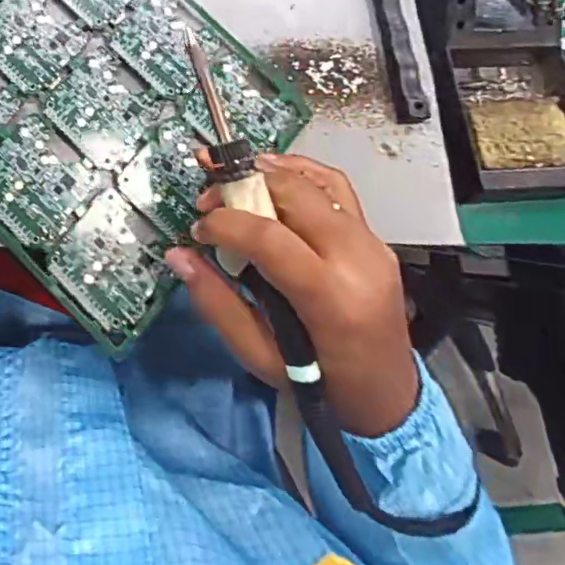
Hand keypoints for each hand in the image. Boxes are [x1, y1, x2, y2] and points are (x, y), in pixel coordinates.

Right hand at [165, 153, 418, 436]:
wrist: (386, 394)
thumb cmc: (320, 382)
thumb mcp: (258, 355)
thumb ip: (216, 302)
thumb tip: (179, 255)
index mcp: (332, 300)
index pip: (270, 237)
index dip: (225, 223)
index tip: (198, 231)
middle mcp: (359, 261)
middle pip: (293, 195)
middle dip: (240, 187)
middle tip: (208, 202)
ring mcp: (372, 244)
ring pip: (316, 182)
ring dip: (266, 172)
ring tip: (232, 179)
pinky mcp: (373, 237)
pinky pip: (336, 187)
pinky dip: (300, 171)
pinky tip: (270, 172)